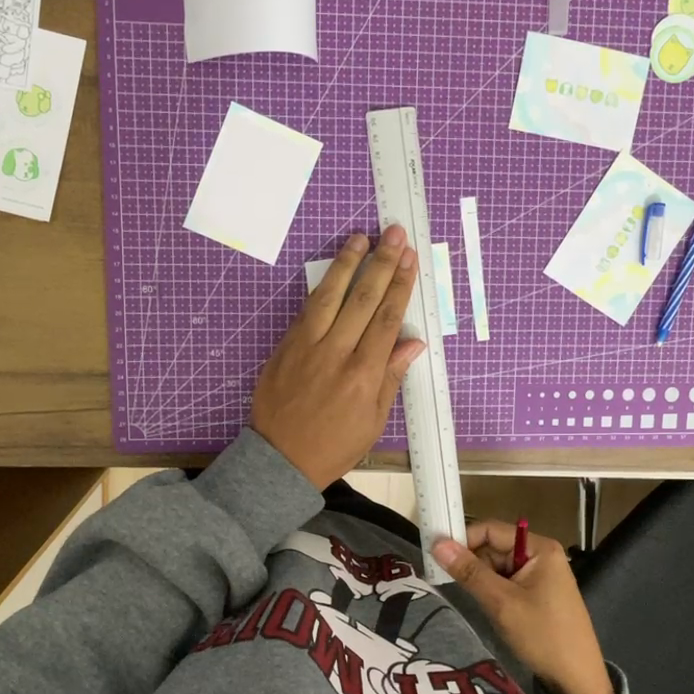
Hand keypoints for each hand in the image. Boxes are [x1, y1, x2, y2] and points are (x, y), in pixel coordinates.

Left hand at [251, 227, 423, 487]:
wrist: (281, 459)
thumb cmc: (335, 446)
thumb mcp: (373, 421)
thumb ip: (391, 377)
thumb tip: (412, 342)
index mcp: (363, 375)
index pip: (386, 319)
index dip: (400, 286)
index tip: (410, 259)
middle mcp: (336, 354)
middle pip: (362, 299)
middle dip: (381, 263)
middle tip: (394, 234)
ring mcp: (307, 347)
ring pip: (330, 295)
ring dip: (347, 263)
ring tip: (360, 237)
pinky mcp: (285, 346)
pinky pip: (308, 309)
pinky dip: (323, 287)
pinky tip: (334, 270)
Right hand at [431, 521, 615, 693]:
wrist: (577, 680)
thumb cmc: (543, 635)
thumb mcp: (502, 603)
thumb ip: (469, 572)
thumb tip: (437, 544)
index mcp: (539, 548)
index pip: (492, 530)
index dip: (463, 539)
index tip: (436, 554)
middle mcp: (541, 555)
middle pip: (494, 547)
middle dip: (471, 562)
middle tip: (443, 579)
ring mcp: (540, 576)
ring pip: (497, 567)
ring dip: (480, 579)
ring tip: (465, 596)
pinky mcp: (538, 594)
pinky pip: (506, 583)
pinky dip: (491, 591)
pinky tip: (483, 606)